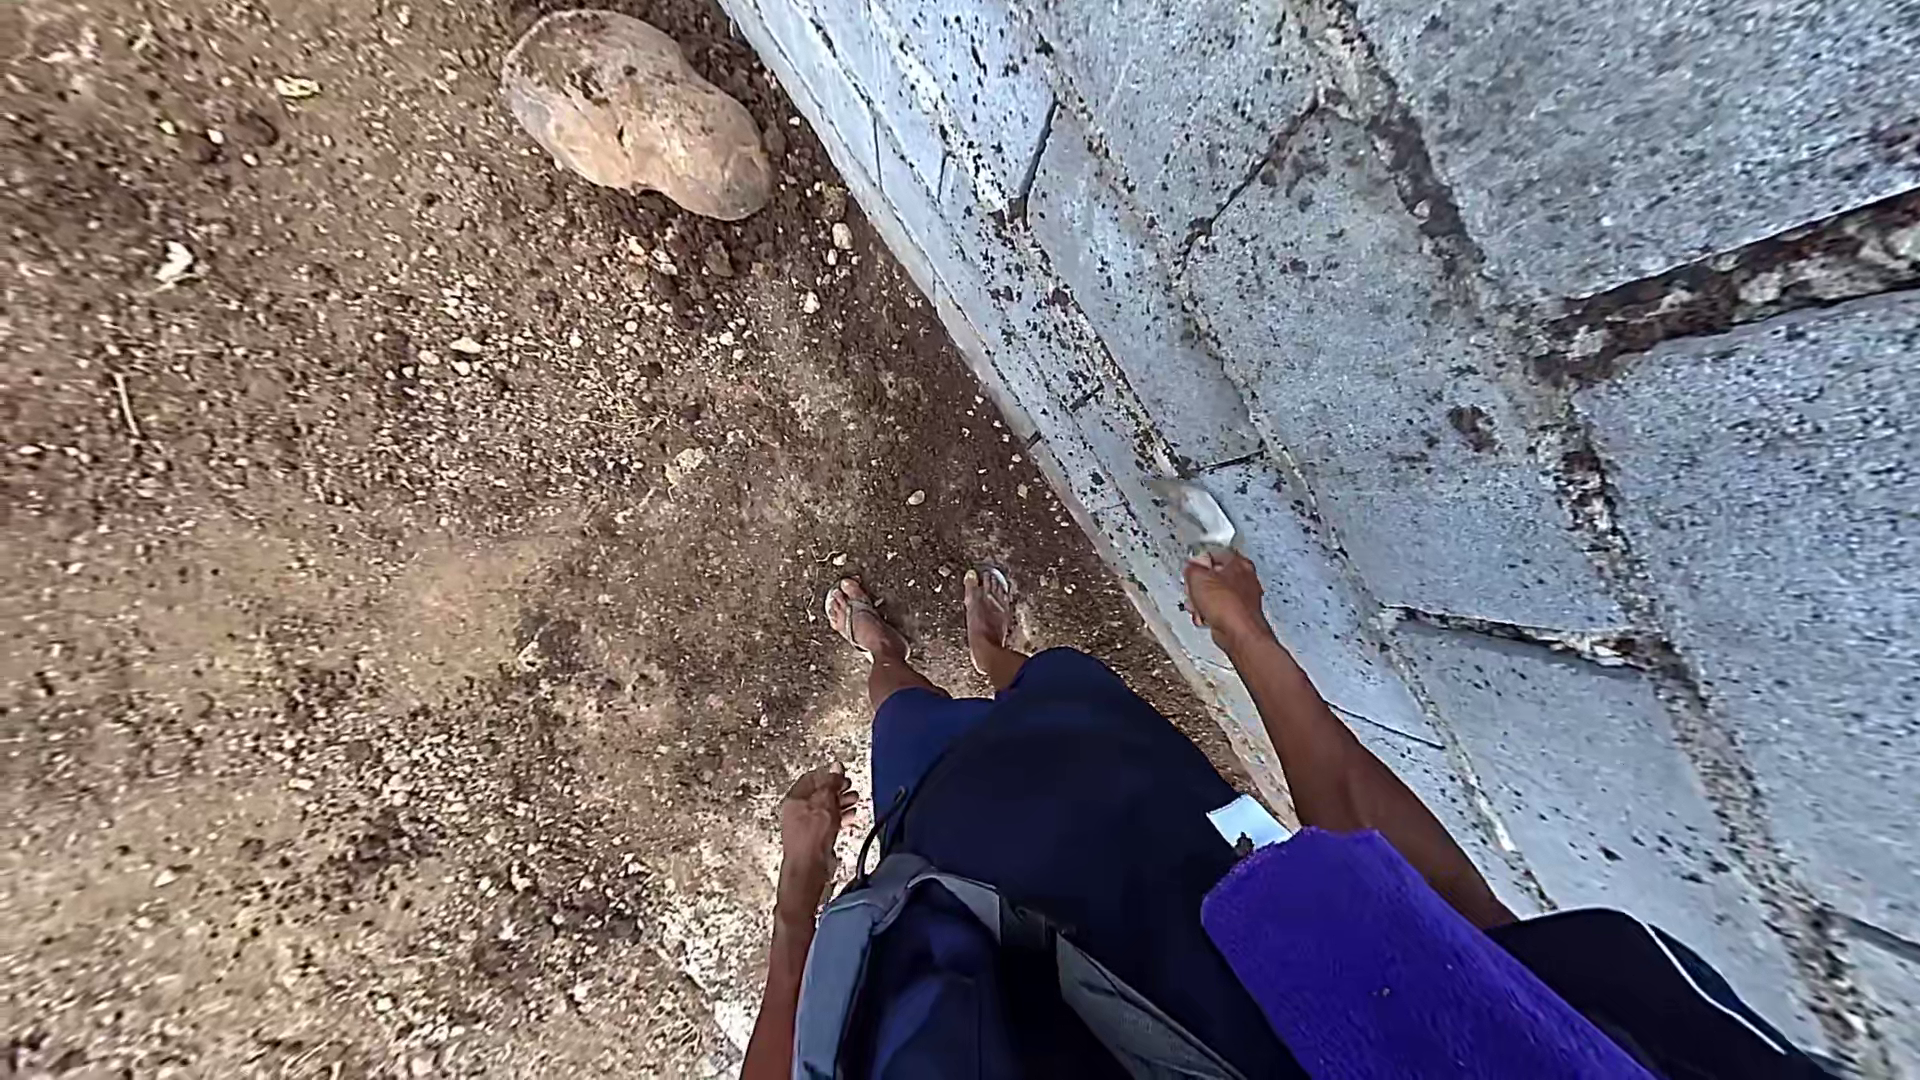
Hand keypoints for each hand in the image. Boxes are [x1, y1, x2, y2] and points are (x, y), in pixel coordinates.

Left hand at [775, 766, 856, 919]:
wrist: (809, 868)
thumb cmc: (812, 836)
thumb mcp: (826, 801)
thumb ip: (832, 782)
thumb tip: (836, 767)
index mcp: (795, 798)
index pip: (813, 778)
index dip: (829, 775)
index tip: (843, 775)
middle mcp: (797, 811)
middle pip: (820, 793)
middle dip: (837, 790)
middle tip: (850, 788)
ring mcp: (805, 826)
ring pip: (825, 808)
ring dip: (841, 803)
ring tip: (855, 801)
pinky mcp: (814, 839)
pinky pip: (828, 822)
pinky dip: (840, 817)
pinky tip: (850, 817)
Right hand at [1184, 549, 1274, 650]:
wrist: (1238, 633)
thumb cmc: (1227, 606)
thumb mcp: (1197, 578)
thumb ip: (1191, 567)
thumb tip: (1191, 567)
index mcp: (1238, 563)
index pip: (1214, 554)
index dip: (1198, 562)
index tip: (1191, 569)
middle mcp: (1244, 578)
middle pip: (1212, 576)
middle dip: (1198, 585)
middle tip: (1194, 590)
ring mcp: (1242, 597)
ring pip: (1213, 594)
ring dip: (1201, 601)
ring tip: (1199, 606)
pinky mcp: (1238, 614)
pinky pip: (1217, 610)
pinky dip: (1209, 614)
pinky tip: (1206, 617)